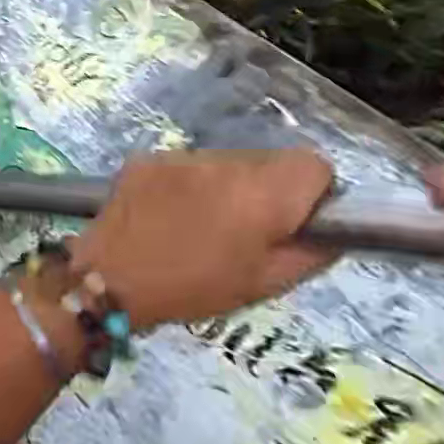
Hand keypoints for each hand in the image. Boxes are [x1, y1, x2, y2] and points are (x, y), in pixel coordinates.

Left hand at [71, 149, 335, 328]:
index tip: (296, 217)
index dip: (311, 190)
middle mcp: (219, 164)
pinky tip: (171, 211)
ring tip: (204, 222)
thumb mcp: (268, 281)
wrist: (112, 274)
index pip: (310, 162)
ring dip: (226, 183)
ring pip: (223, 160)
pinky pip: (185, 163)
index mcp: (259, 194)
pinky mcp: (145, 158)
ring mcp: (177, 157)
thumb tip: (330, 227)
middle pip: (265, 160)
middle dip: (267, 188)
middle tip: (247, 227)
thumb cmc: (195, 286)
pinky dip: (188, 182)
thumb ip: (311, 249)